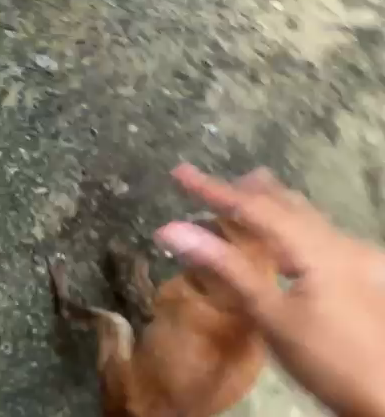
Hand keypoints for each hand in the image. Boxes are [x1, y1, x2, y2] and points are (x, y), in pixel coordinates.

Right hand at [156, 164, 384, 416]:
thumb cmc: (333, 359)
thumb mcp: (272, 315)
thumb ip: (224, 267)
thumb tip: (168, 227)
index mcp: (319, 253)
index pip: (256, 208)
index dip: (214, 189)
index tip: (178, 172)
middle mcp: (347, 253)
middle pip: (294, 210)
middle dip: (255, 192)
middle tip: (221, 177)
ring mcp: (366, 271)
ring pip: (316, 224)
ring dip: (280, 208)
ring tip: (256, 194)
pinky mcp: (374, 289)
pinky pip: (330, 242)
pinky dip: (301, 229)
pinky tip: (298, 239)